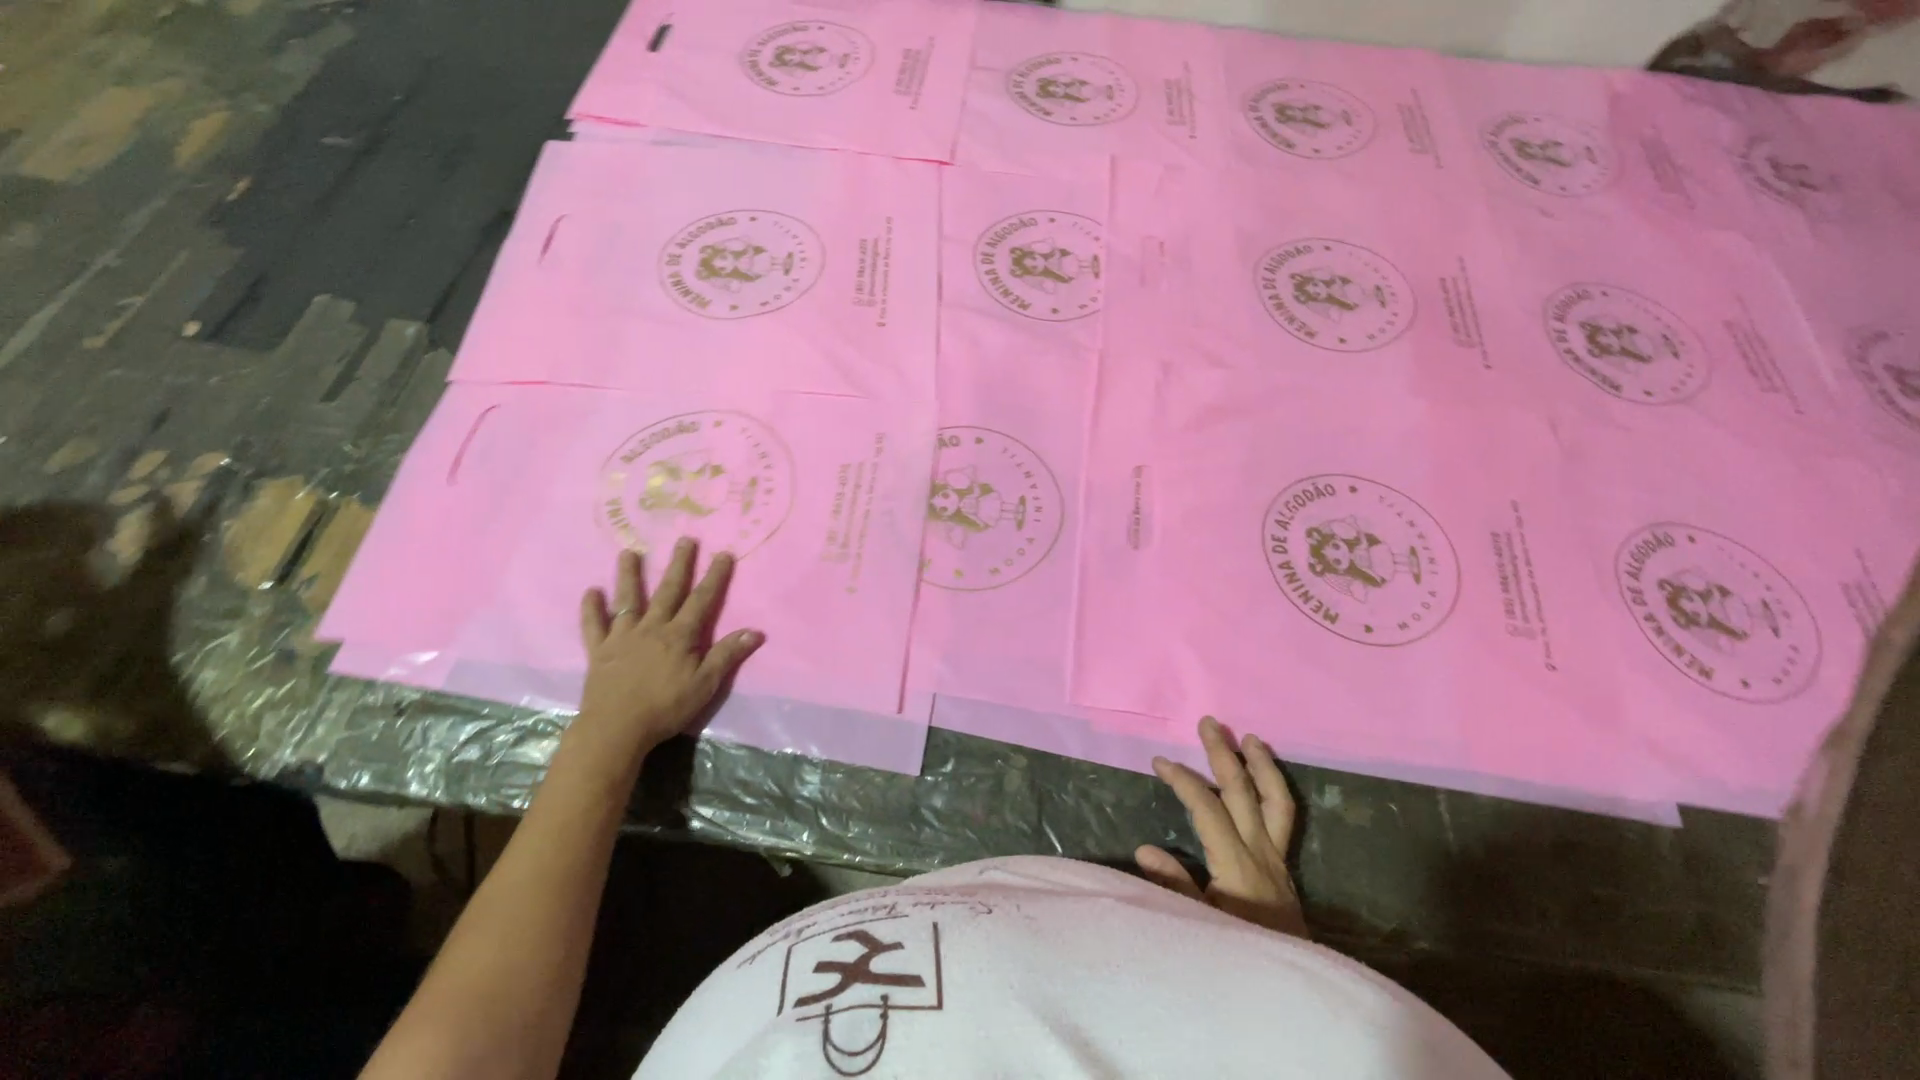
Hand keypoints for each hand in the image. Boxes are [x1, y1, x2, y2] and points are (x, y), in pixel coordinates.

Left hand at [566, 539, 763, 768]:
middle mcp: (651, 628)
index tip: (723, 554)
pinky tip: (591, 592)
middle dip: (678, 565)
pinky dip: (591, 608)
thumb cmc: (666, 708)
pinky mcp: (599, 651)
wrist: (616, 728)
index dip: (714, 577)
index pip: (702, 601)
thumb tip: (754, 632)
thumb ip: (726, 656)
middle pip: (667, 591)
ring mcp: (622, 637)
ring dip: (629, 575)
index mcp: (679, 636)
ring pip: (627, 599)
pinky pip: (593, 625)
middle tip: (685, 539)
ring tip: (629, 553)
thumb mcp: (705, 685)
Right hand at [1135, 716, 1308, 938]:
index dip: (1183, 780)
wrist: (1290, 992)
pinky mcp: (1284, 868)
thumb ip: (1173, 887)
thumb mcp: (1198, 928)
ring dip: (1262, 766)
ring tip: (1251, 738)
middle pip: (1243, 793)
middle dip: (1224, 755)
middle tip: (1209, 723)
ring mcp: (1278, 859)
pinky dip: (1274, 791)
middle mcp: (1261, 854)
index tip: (1160, 761)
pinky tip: (1266, 782)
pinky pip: (1284, 818)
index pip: (1207, 808)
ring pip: (1275, 801)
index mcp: (1236, 864)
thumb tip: (1145, 848)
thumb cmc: (1238, 957)